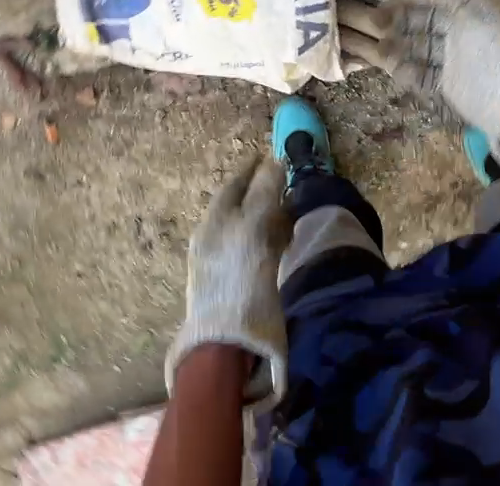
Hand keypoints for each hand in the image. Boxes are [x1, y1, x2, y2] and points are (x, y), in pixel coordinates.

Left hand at [166, 156, 290, 408]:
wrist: (227, 342)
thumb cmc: (242, 275)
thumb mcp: (256, 224)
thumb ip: (265, 190)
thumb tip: (274, 160)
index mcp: (213, 219)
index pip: (234, 183)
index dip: (253, 169)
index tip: (272, 157)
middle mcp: (210, 238)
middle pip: (239, 207)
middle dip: (262, 195)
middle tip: (287, 187)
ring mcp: (216, 264)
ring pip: (244, 231)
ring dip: (267, 220)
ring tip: (289, 219)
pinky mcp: (228, 287)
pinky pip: (249, 253)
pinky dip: (266, 244)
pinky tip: (281, 250)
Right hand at [392, 0, 499, 173]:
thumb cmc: (494, 42)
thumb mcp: (471, 6)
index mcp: (474, 12)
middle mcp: (465, 35)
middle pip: (427, 24)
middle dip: (401, 21)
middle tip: (377, 20)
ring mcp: (458, 63)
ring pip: (422, 50)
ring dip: (401, 47)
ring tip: (381, 47)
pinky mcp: (451, 89)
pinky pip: (425, 78)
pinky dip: (410, 73)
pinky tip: (395, 68)